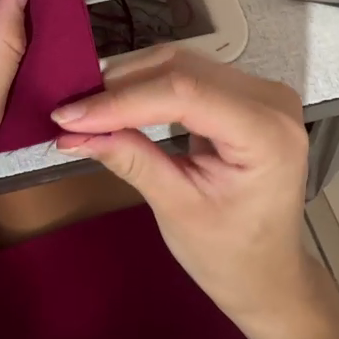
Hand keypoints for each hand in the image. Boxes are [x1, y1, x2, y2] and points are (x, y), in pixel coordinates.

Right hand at [51, 48, 329, 338]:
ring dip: (126, 81)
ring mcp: (259, 91)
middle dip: (118, 86)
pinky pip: (185, 74)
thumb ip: (130, 159)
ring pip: (178, 63)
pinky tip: (113, 100)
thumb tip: (70, 132)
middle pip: (181, 68)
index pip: (184, 93)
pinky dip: (144, 85)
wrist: (268, 275)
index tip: (68, 115)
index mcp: (267, 133)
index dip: (121, 99)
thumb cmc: (229, 254)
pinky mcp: (241, 93)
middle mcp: (270, 99)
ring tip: (84, 107)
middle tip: (68, 111)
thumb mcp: (176, 208)